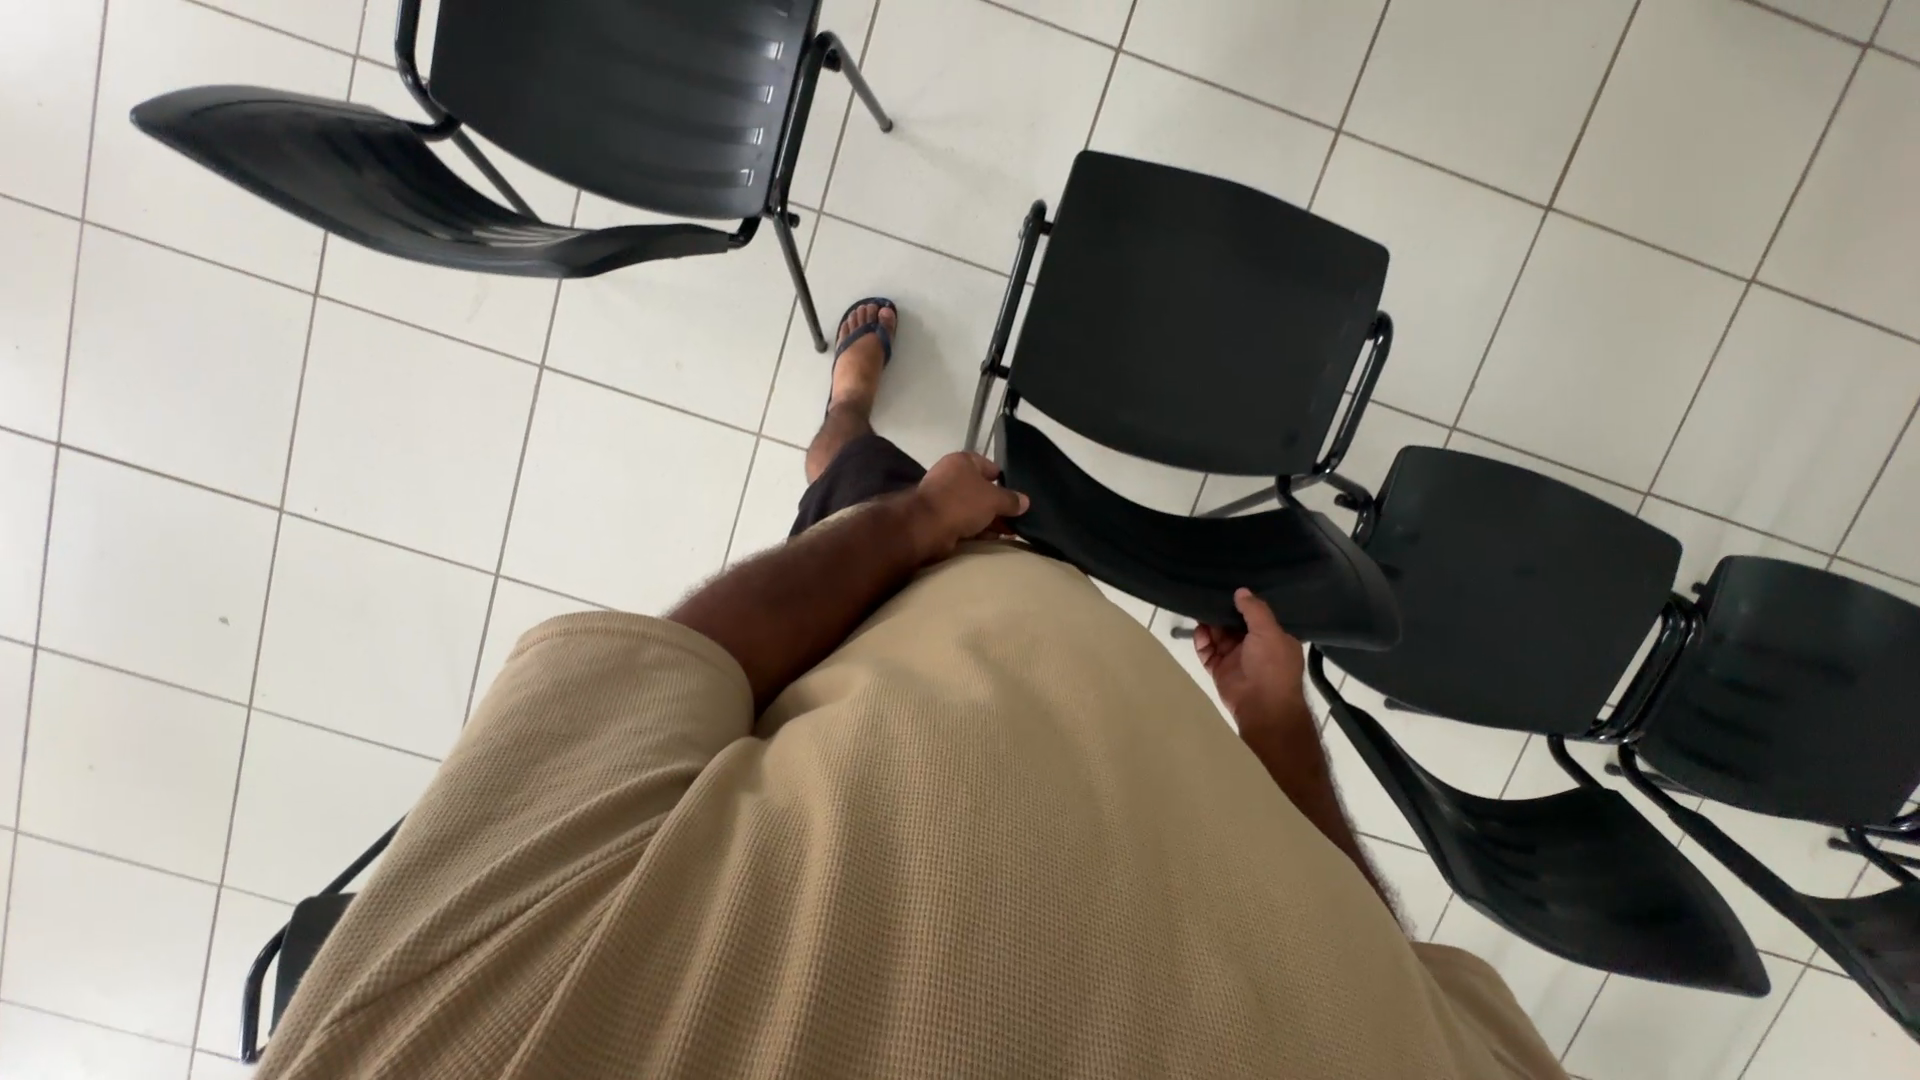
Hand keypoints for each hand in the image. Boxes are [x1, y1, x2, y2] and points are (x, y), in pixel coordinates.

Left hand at [905, 452, 1028, 560]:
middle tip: (1018, 516)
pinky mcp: (939, 519)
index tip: (1018, 494)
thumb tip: (1025, 502)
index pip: (989, 466)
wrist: (927, 526)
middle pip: (981, 489)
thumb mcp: (993, 499)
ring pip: (974, 508)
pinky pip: (964, 522)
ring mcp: (943, 498)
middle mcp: (951, 476)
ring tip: (1011, 530)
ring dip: (990, 519)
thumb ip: (1011, 500)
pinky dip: (978, 529)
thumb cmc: (962, 502)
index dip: (1005, 480)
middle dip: (999, 504)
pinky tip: (994, 538)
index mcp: (963, 461)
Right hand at [1194, 589, 1310, 732]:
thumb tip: (1241, 591)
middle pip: (1234, 624)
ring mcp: (1236, 658)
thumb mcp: (1269, 632)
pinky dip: (1201, 641)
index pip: (1258, 615)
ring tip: (1200, 607)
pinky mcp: (1219, 669)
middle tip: (1209, 593)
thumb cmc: (1272, 665)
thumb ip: (1255, 610)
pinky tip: (1199, 630)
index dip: (1245, 603)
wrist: (1262, 706)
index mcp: (1274, 637)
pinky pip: (1207, 651)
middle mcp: (1255, 646)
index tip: (1231, 586)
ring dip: (1209, 624)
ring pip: (1218, 636)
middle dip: (1223, 611)